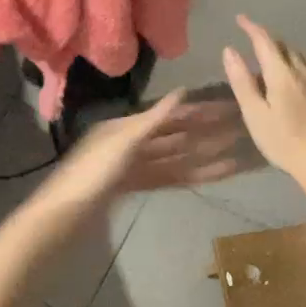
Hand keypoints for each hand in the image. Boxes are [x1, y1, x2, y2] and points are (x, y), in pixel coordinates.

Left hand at [43, 90, 246, 207]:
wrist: (64, 214)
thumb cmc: (90, 173)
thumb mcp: (122, 142)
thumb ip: (154, 119)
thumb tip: (183, 92)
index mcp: (124, 126)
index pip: (169, 115)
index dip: (199, 112)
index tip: (229, 108)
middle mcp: (130, 142)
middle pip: (175, 135)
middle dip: (206, 132)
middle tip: (241, 129)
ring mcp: (133, 167)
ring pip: (175, 158)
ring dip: (204, 155)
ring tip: (235, 153)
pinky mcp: (135, 188)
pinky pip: (168, 178)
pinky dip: (191, 175)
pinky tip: (213, 174)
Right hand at [222, 15, 305, 183]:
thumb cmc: (283, 141)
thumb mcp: (255, 114)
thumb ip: (242, 81)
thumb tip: (230, 50)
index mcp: (280, 74)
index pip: (264, 41)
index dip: (252, 28)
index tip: (240, 19)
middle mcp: (302, 70)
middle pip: (284, 47)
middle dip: (268, 40)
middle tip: (253, 41)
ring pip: (302, 56)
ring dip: (287, 50)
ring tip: (276, 54)